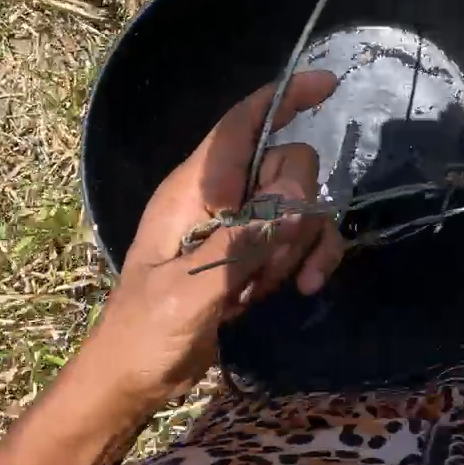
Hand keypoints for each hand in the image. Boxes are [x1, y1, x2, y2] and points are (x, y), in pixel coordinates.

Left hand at [76, 71, 345, 407]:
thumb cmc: (145, 331)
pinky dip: (313, 256)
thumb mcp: (188, 291)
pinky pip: (305, 234)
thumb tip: (298, 206)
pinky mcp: (258, 250)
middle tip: (274, 257)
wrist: (136, 379)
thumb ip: (242, 244)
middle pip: (287, 164)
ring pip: (302, 203)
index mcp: (196, 187)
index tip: (327, 85)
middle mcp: (224, 195)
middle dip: (295, 208)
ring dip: (301, 243)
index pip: (243, 123)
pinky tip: (304, 288)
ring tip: (270, 287)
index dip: (283, 98)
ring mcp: (243, 223)